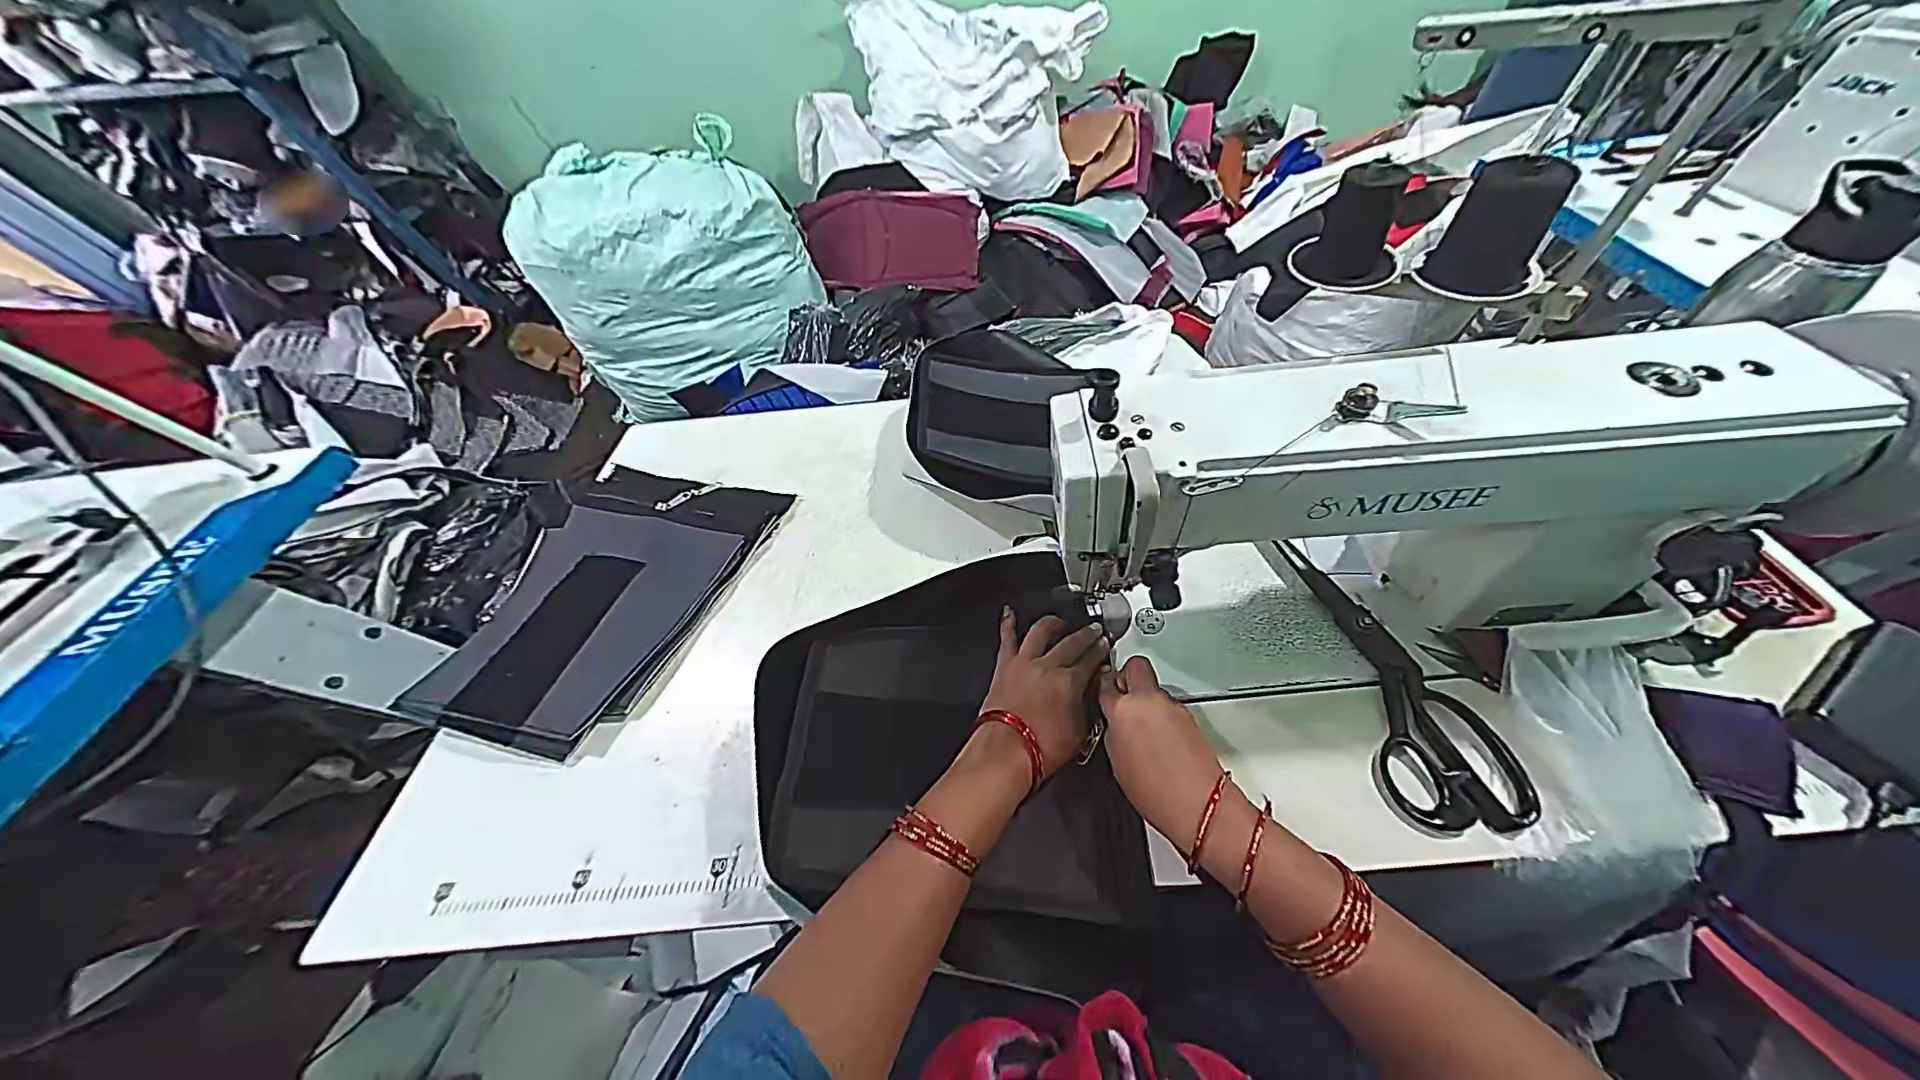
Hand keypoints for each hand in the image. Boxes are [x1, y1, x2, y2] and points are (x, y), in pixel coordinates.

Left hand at [978, 610, 1108, 777]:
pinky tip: (1009, 614)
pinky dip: (1008, 624)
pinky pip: (1007, 639)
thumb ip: (1086, 709)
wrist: (1006, 752)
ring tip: (1060, 622)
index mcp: (1070, 682)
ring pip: (1041, 631)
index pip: (1092, 659)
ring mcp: (1025, 663)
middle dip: (1086, 634)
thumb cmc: (1038, 749)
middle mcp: (1048, 666)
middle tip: (1093, 631)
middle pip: (1072, 642)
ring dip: (1054, 623)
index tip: (1105, 647)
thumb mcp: (1079, 733)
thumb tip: (1089, 700)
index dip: (1101, 652)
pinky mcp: (1004, 667)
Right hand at [1098, 656, 1228, 841]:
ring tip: (1144, 727)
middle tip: (1123, 693)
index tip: (1104, 694)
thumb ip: (1112, 732)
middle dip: (1127, 675)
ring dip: (1147, 700)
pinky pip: (1168, 706)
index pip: (1106, 682)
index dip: (1104, 688)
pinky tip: (1160, 739)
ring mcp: (1171, 706)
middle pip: (1135, 666)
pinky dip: (1162, 715)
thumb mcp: (1116, 761)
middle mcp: (1148, 700)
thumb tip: (1113, 724)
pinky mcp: (1188, 716)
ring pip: (1154, 687)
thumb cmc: (1158, 792)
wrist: (1198, 805)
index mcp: (1122, 710)